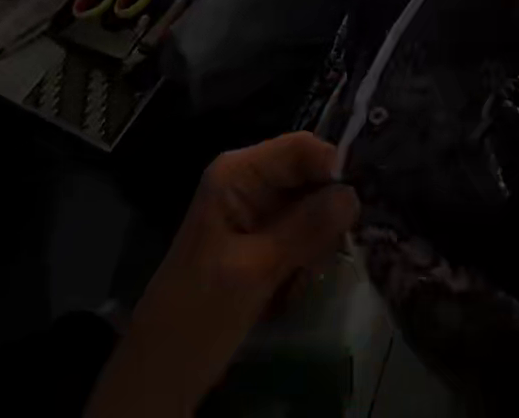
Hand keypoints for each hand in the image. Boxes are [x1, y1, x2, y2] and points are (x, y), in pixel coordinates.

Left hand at [87, 132, 358, 417]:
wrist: (161, 371)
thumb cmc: (198, 313)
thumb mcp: (255, 269)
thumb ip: (306, 228)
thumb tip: (354, 194)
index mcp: (239, 172)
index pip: (301, 147)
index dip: (334, 167)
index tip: (357, 206)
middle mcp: (252, 180)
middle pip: (312, 175)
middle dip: (327, 213)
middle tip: (326, 253)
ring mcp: (259, 209)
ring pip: (315, 206)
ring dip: (319, 242)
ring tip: (301, 279)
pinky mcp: (266, 237)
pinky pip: (307, 232)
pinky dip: (310, 257)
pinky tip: (295, 286)